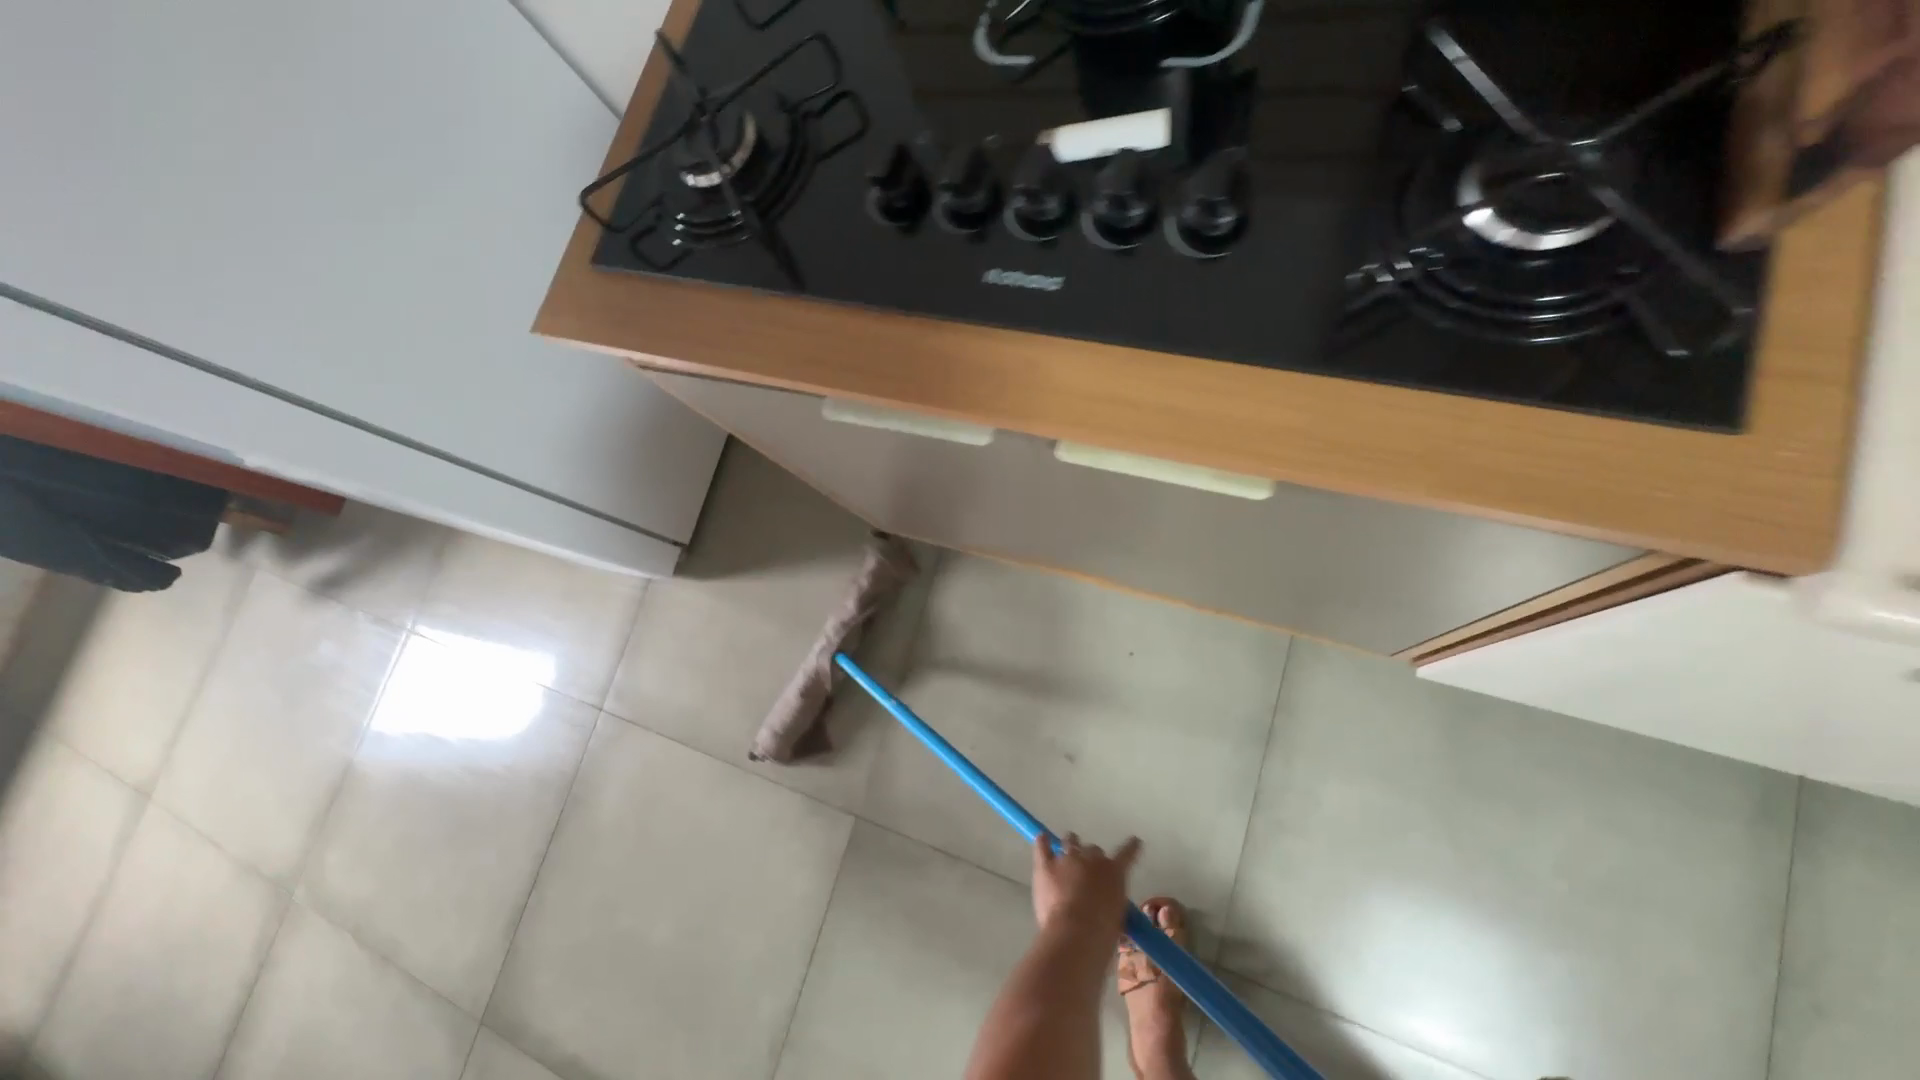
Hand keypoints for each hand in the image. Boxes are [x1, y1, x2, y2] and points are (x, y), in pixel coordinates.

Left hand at [1031, 833, 1141, 939]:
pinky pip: (1043, 847)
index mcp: (1115, 872)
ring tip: (1068, 849)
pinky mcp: (1046, 866)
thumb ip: (1113, 903)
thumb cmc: (1103, 931)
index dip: (1131, 847)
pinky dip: (1043, 842)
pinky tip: (1042, 839)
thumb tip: (1107, 906)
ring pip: (1069, 843)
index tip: (1135, 841)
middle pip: (1092, 850)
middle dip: (1091, 858)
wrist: (1076, 932)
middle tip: (1087, 870)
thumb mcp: (1118, 917)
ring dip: (1070, 846)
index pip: (1127, 854)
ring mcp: (1067, 859)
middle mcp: (1092, 858)